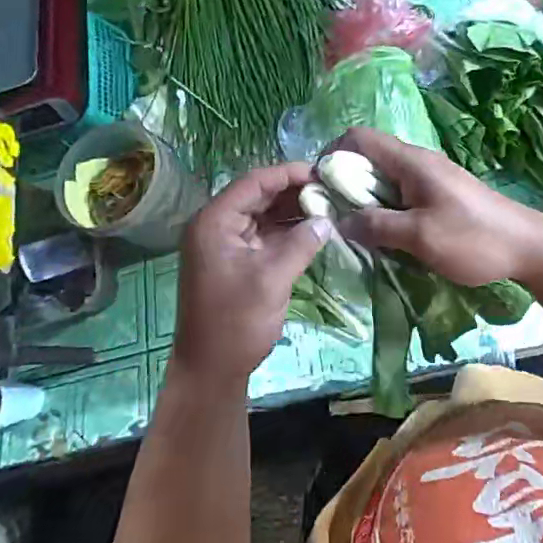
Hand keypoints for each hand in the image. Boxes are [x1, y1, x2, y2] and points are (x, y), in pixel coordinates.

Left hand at [172, 162, 330, 382]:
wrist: (210, 369)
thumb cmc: (236, 322)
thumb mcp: (272, 279)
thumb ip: (300, 244)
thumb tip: (326, 220)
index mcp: (214, 222)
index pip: (254, 182)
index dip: (289, 173)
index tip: (323, 172)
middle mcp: (216, 227)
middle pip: (257, 196)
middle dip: (294, 192)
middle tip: (332, 190)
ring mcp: (224, 245)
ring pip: (262, 216)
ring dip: (292, 212)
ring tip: (329, 207)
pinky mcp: (234, 263)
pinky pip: (262, 237)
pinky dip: (286, 233)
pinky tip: (313, 231)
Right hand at [332, 128, 542, 286]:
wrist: (529, 248)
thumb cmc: (474, 238)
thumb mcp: (419, 236)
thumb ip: (377, 226)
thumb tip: (340, 221)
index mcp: (411, 161)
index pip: (358, 137)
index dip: (331, 155)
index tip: (319, 187)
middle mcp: (418, 163)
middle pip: (368, 160)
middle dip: (344, 184)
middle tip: (333, 217)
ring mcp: (431, 180)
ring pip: (384, 181)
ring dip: (365, 202)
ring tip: (356, 231)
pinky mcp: (440, 197)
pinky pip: (401, 196)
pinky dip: (386, 211)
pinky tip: (386, 237)